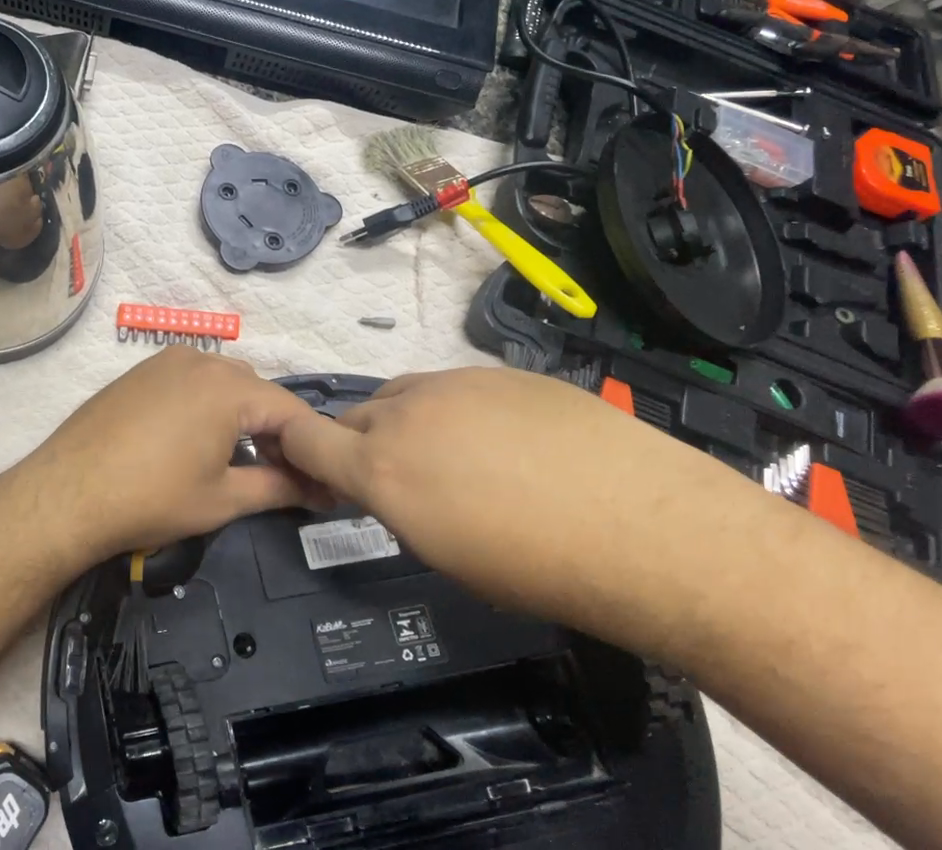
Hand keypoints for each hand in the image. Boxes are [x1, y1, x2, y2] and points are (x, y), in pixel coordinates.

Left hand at [7, 346, 324, 567]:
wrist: (66, 494)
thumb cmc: (151, 498)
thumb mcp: (223, 499)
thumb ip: (278, 488)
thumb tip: (319, 491)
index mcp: (228, 387)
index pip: (291, 411)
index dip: (311, 449)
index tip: (320, 484)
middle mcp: (198, 360)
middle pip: (256, 392)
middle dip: (274, 431)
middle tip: (278, 476)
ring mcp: (162, 362)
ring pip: (221, 384)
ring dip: (238, 417)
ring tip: (235, 462)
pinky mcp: (136, 373)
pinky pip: (187, 383)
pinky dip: (204, 407)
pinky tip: (192, 444)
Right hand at [277, 367, 760, 621]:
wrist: (647, 528)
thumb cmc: (537, 568)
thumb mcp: (441, 553)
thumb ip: (397, 506)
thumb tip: (393, 487)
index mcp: (378, 469)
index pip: (302, 439)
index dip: (294, 449)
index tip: (307, 466)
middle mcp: (404, 415)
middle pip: (355, 416)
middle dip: (362, 444)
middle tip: (404, 479)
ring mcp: (455, 385)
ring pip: (406, 395)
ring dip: (411, 424)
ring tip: (460, 459)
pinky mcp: (502, 372)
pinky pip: (458, 389)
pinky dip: (462, 412)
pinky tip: (512, 443)